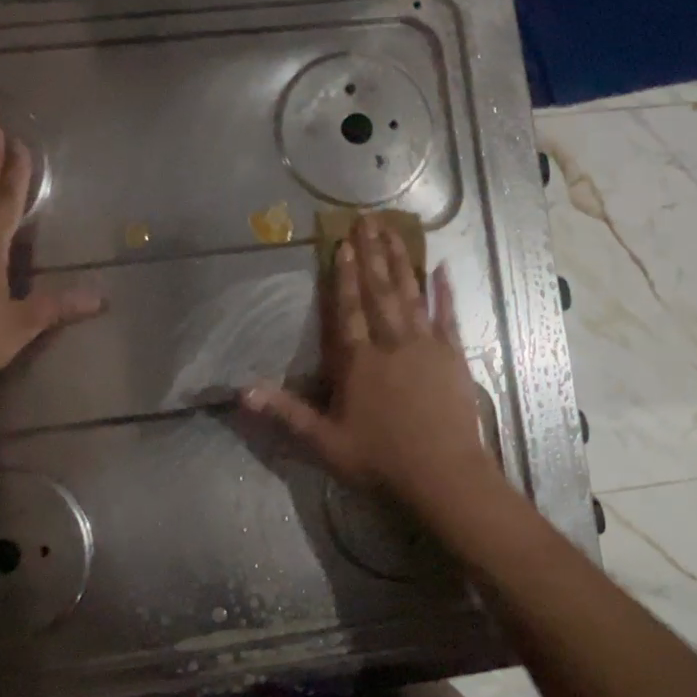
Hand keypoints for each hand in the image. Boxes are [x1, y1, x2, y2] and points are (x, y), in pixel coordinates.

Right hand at [242, 213, 499, 514]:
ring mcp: (426, 347)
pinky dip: (445, 293)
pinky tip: (442, 269)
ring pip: (411, 295)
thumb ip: (286, 412)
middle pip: (379, 292)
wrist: (444, 476)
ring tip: (395, 232)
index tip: (343, 245)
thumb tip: (242, 392)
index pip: (348, 310)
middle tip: (368, 220)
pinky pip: (448, 317)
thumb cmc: (380, 460)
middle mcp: (392, 344)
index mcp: (358, 362)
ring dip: (402, 262)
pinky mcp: (454, 357)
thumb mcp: (324, 441)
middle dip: (372, 255)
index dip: (343, 277)